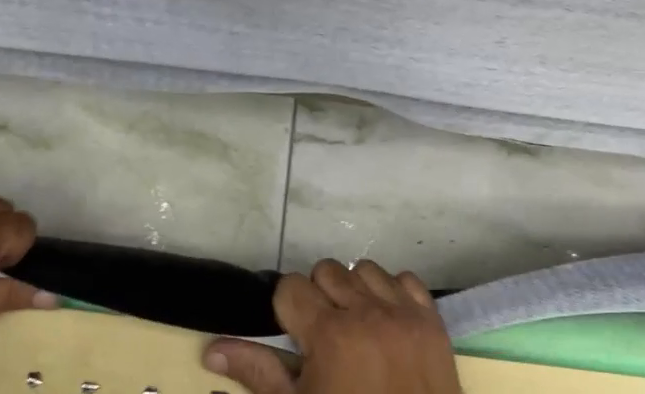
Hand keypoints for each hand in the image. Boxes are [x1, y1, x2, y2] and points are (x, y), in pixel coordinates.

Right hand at [202, 260, 461, 393]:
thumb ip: (256, 374)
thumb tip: (211, 350)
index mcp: (329, 335)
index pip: (291, 287)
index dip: (287, 311)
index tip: (295, 337)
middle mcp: (366, 313)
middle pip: (327, 271)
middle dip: (319, 298)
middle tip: (323, 337)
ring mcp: (403, 315)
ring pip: (365, 270)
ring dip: (354, 291)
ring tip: (355, 328)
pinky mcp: (433, 322)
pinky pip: (406, 280)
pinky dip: (393, 294)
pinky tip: (386, 324)